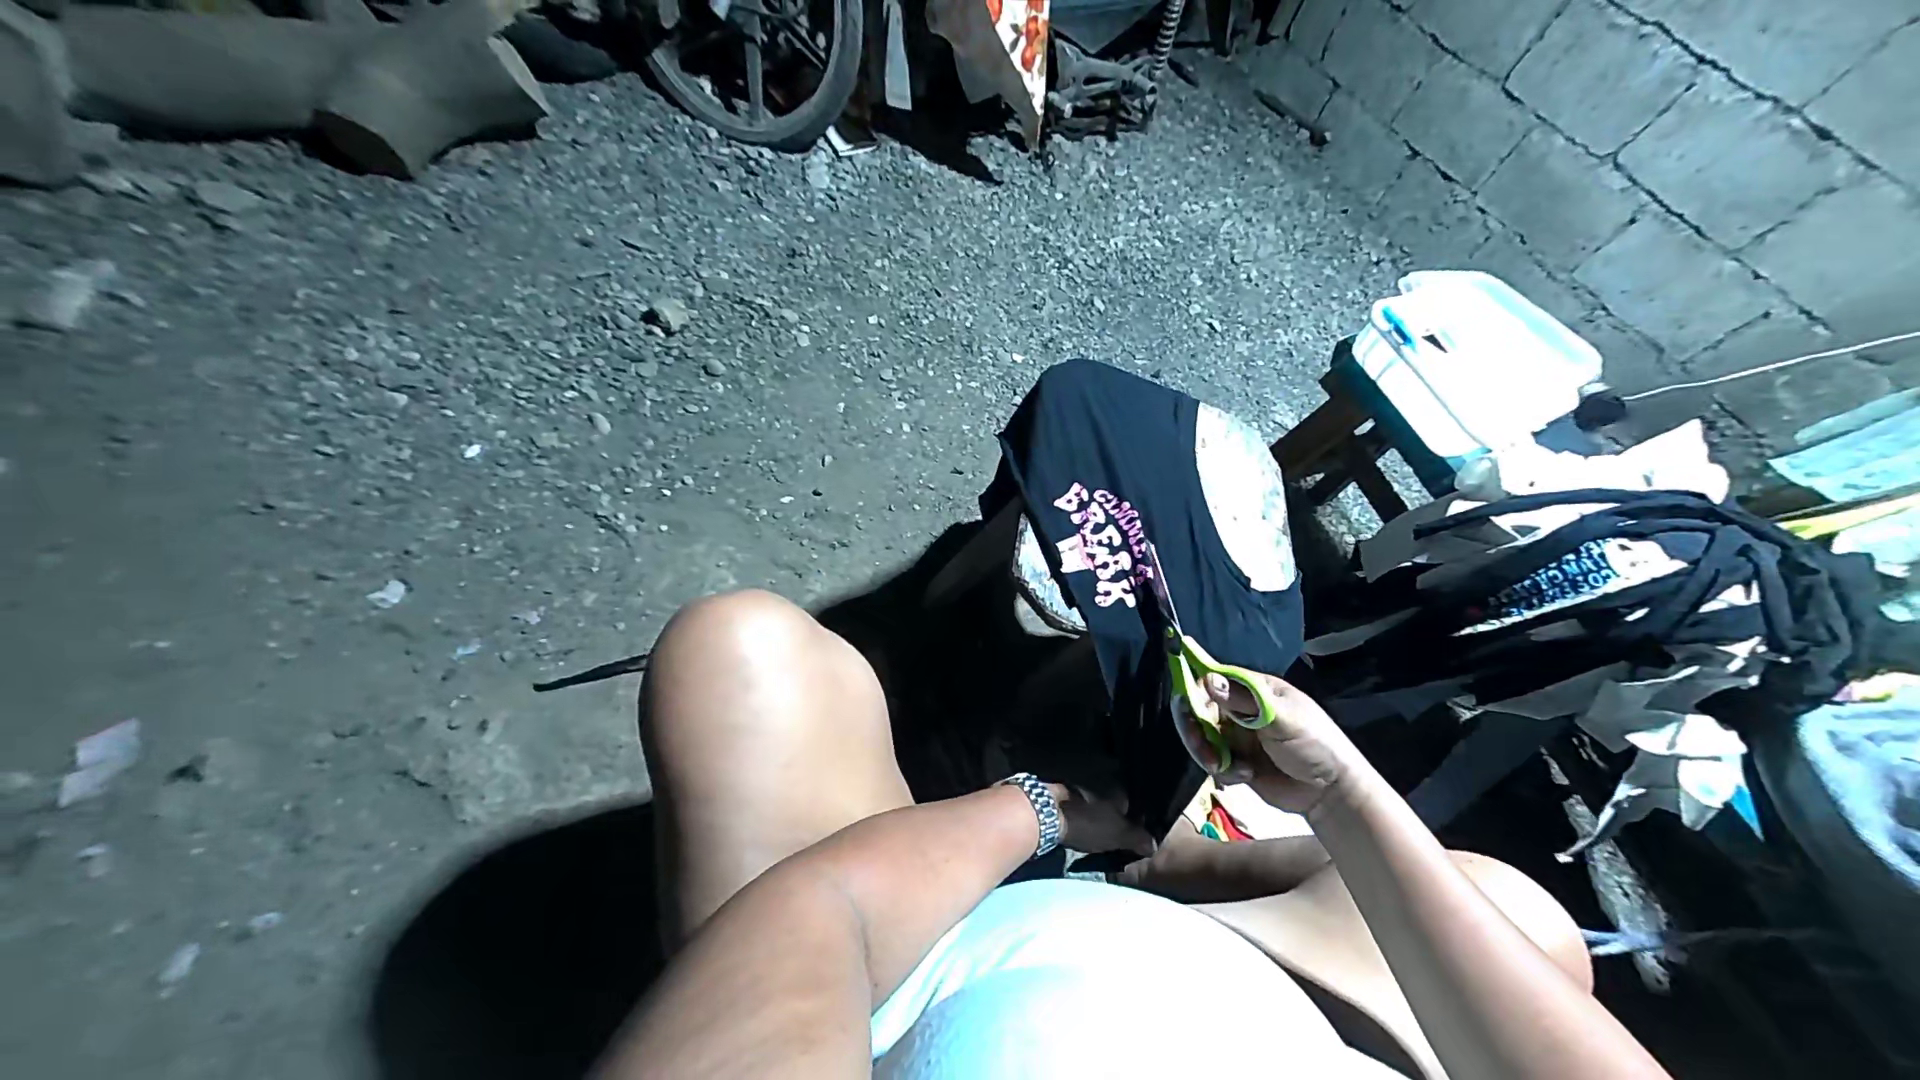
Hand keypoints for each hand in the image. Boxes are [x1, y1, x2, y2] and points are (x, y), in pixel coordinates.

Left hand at [1045, 783, 1155, 855]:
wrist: (1047, 813)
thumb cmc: (1088, 823)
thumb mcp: (1118, 835)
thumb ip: (1138, 838)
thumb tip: (1154, 844)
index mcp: (1118, 791)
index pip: (1134, 805)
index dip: (1138, 821)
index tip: (1139, 836)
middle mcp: (1101, 785)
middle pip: (1115, 804)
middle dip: (1118, 818)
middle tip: (1122, 838)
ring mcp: (1081, 789)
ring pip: (1097, 806)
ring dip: (1100, 818)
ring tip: (1103, 836)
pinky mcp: (1064, 797)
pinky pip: (1082, 809)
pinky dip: (1085, 819)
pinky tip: (1085, 830)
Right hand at [1174, 671, 1364, 814]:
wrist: (1331, 793)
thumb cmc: (1315, 744)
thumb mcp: (1283, 718)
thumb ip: (1245, 700)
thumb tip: (1208, 680)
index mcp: (1252, 689)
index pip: (1212, 680)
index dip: (1195, 689)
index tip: (1185, 706)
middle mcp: (1239, 708)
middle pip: (1199, 709)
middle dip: (1193, 727)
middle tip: (1199, 744)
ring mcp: (1236, 735)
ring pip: (1201, 736)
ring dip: (1204, 751)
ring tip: (1220, 766)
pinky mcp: (1235, 760)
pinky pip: (1212, 759)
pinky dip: (1222, 769)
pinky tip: (1244, 775)